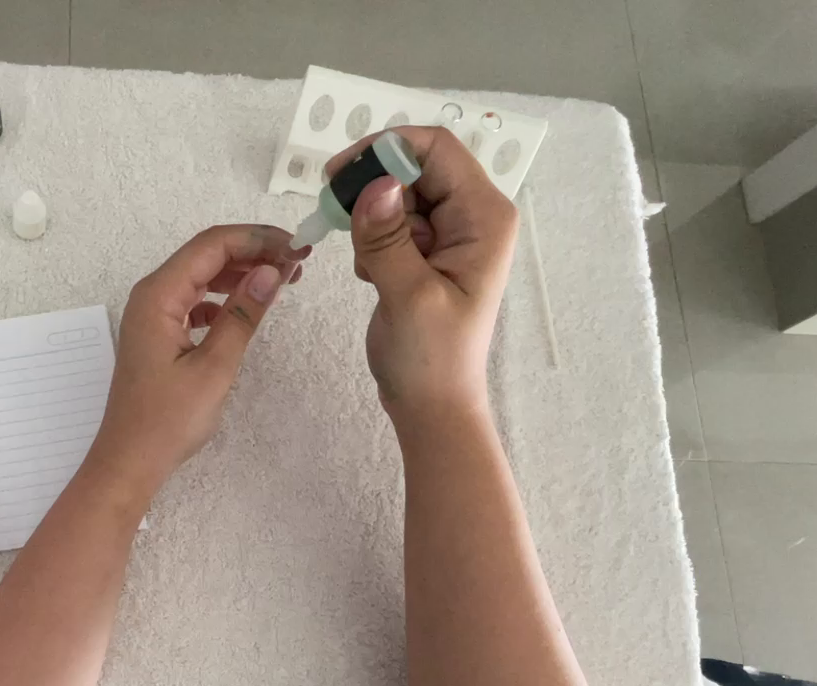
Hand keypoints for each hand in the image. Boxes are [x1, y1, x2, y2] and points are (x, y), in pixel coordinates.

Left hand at [86, 224, 306, 499]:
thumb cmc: (168, 421)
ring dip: (240, 275)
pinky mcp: (157, 337)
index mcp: (158, 296)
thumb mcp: (214, 367)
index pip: (212, 245)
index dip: (258, 239)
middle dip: (253, 252)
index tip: (298, 248)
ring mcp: (151, 317)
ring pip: (201, 278)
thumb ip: (243, 315)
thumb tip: (272, 271)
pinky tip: (245, 310)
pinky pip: (193, 303)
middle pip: (206, 255)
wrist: (130, 461)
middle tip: (298, 264)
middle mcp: (150, 297)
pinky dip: (222, 300)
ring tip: (281, 282)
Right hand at [327, 127, 517, 426]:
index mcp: (483, 217)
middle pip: (418, 169)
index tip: (336, 173)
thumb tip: (373, 185)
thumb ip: (388, 239)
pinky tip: (371, 276)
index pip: (438, 151)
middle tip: (333, 214)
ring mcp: (450, 237)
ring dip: (372, 221)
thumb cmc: (429, 357)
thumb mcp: (407, 296)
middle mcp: (472, 217)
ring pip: (401, 197)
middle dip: (374, 187)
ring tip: (367, 267)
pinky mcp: (426, 256)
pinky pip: (395, 226)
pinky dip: (373, 242)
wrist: (431, 404)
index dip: (387, 150)